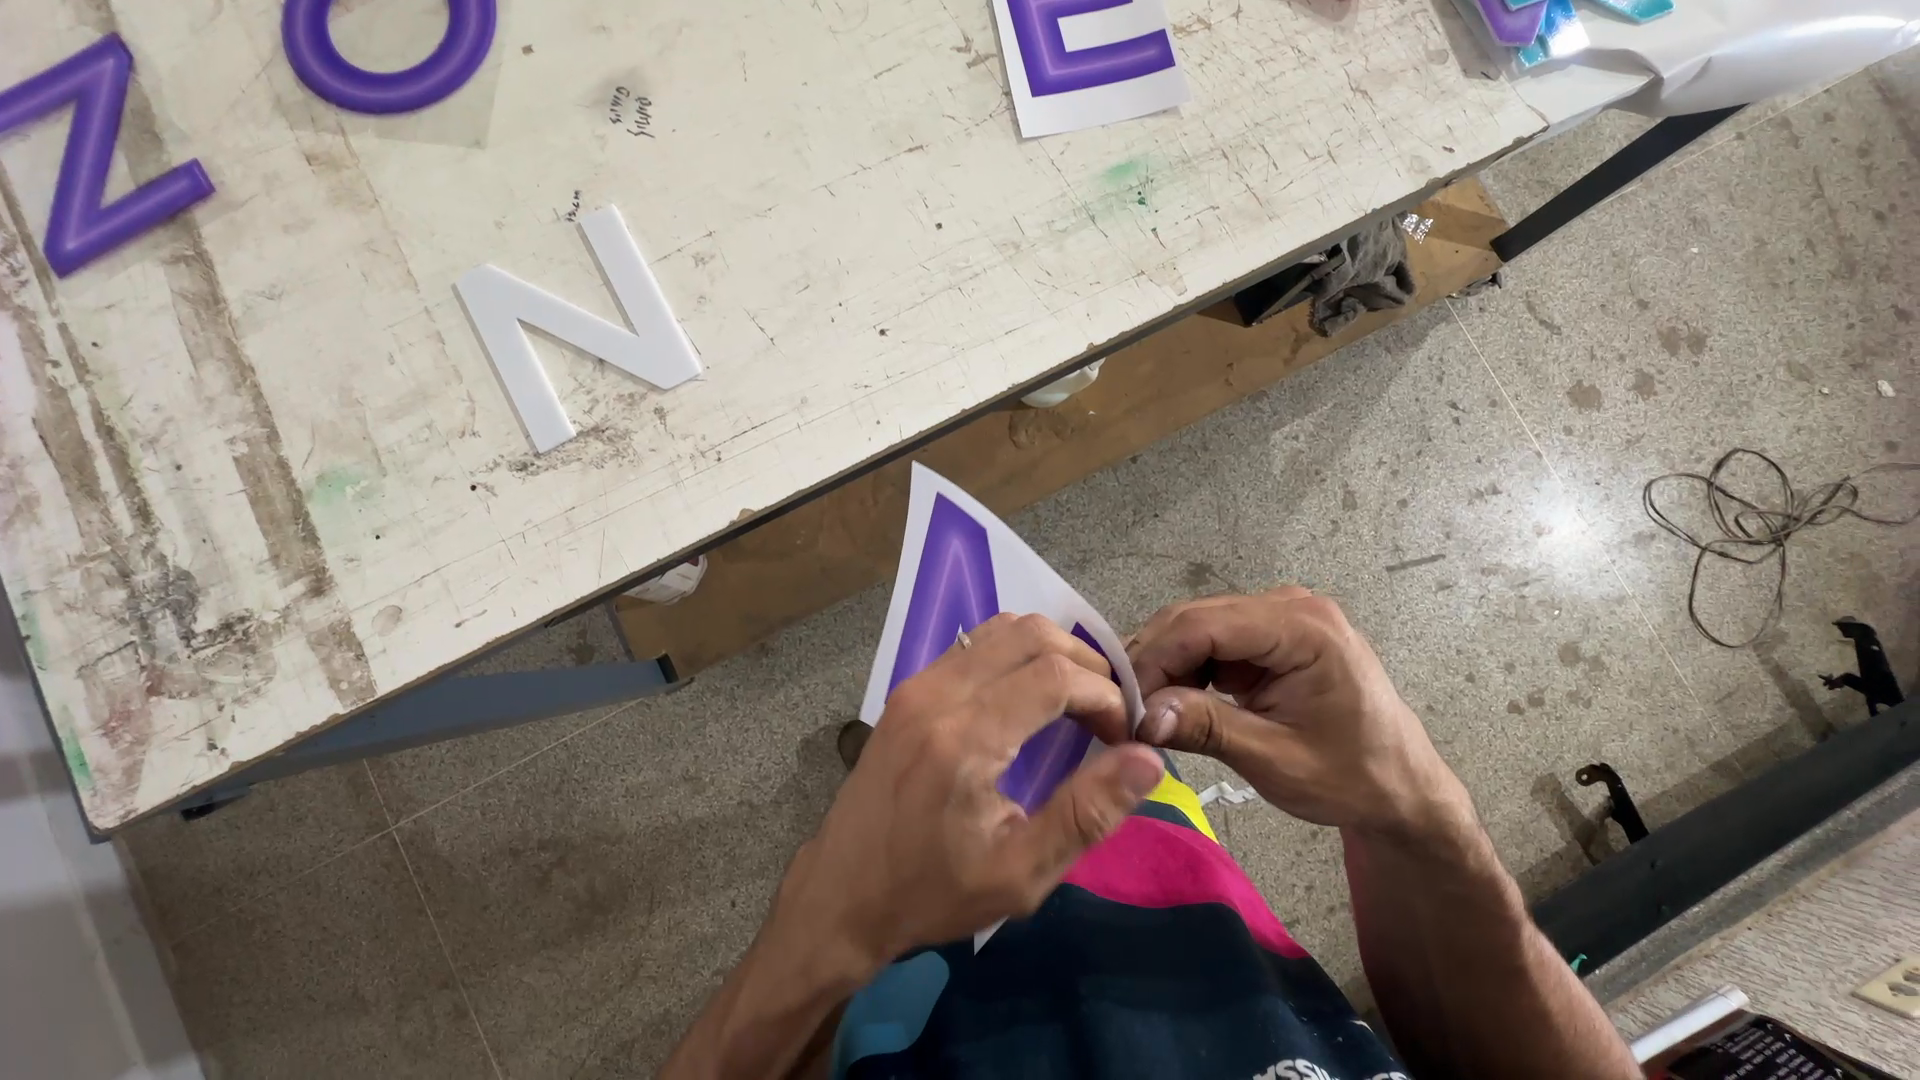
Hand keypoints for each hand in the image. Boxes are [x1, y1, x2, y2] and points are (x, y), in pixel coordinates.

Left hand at [776, 613, 1165, 975]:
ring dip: (1050, 652)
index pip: (1054, 675)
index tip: (1119, 737)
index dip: (1104, 696)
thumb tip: (1148, 758)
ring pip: (1001, 628)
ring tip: (1074, 701)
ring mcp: (916, 685)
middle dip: (1084, 665)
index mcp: (964, 738)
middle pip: (1031, 635)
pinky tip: (1028, 696)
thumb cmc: (931, 893)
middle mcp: (938, 694)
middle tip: (1105, 713)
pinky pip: (973, 644)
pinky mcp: (907, 690)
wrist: (840, 896)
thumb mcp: (1020, 874)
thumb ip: (1087, 813)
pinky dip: (1015, 653)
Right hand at [1126, 588, 1472, 841]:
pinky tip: (1174, 701)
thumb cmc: (1350, 777)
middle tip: (1122, 709)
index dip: (1154, 658)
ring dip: (1165, 666)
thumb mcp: (1276, 760)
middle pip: (1194, 618)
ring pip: (1195, 627)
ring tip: (1144, 710)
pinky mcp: (1270, 634)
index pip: (1203, 624)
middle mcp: (1290, 605)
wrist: (1400, 787)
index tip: (1123, 703)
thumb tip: (1143, 716)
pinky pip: (1211, 641)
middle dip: (1153, 661)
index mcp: (1304, 628)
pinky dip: (1185, 669)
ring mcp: (1280, 616)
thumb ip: (1208, 729)